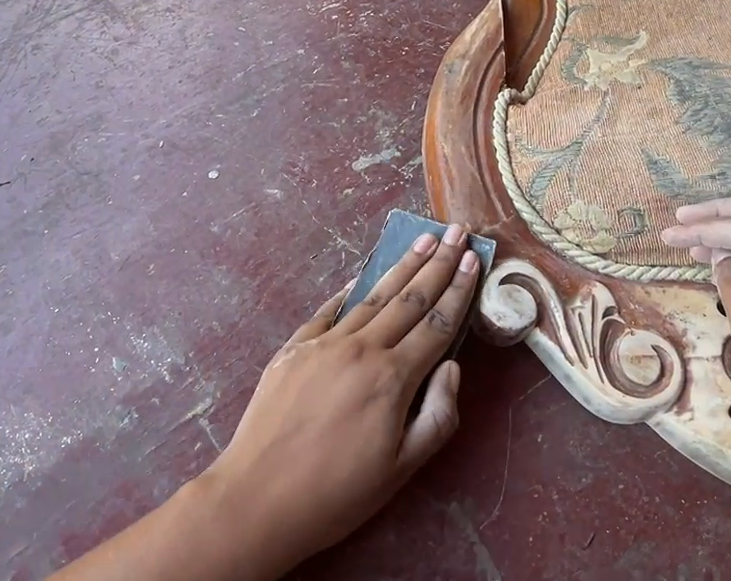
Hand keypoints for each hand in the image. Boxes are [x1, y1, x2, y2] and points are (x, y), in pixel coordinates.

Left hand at [198, 224, 481, 571]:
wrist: (257, 499)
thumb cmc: (338, 493)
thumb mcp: (402, 469)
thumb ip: (438, 415)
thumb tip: (451, 365)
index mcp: (393, 378)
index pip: (437, 323)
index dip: (459, 289)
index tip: (473, 259)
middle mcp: (362, 349)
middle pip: (409, 298)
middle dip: (437, 262)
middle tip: (456, 232)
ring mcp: (325, 344)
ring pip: (373, 296)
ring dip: (401, 265)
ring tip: (422, 239)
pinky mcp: (294, 348)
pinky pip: (330, 310)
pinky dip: (350, 290)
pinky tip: (363, 274)